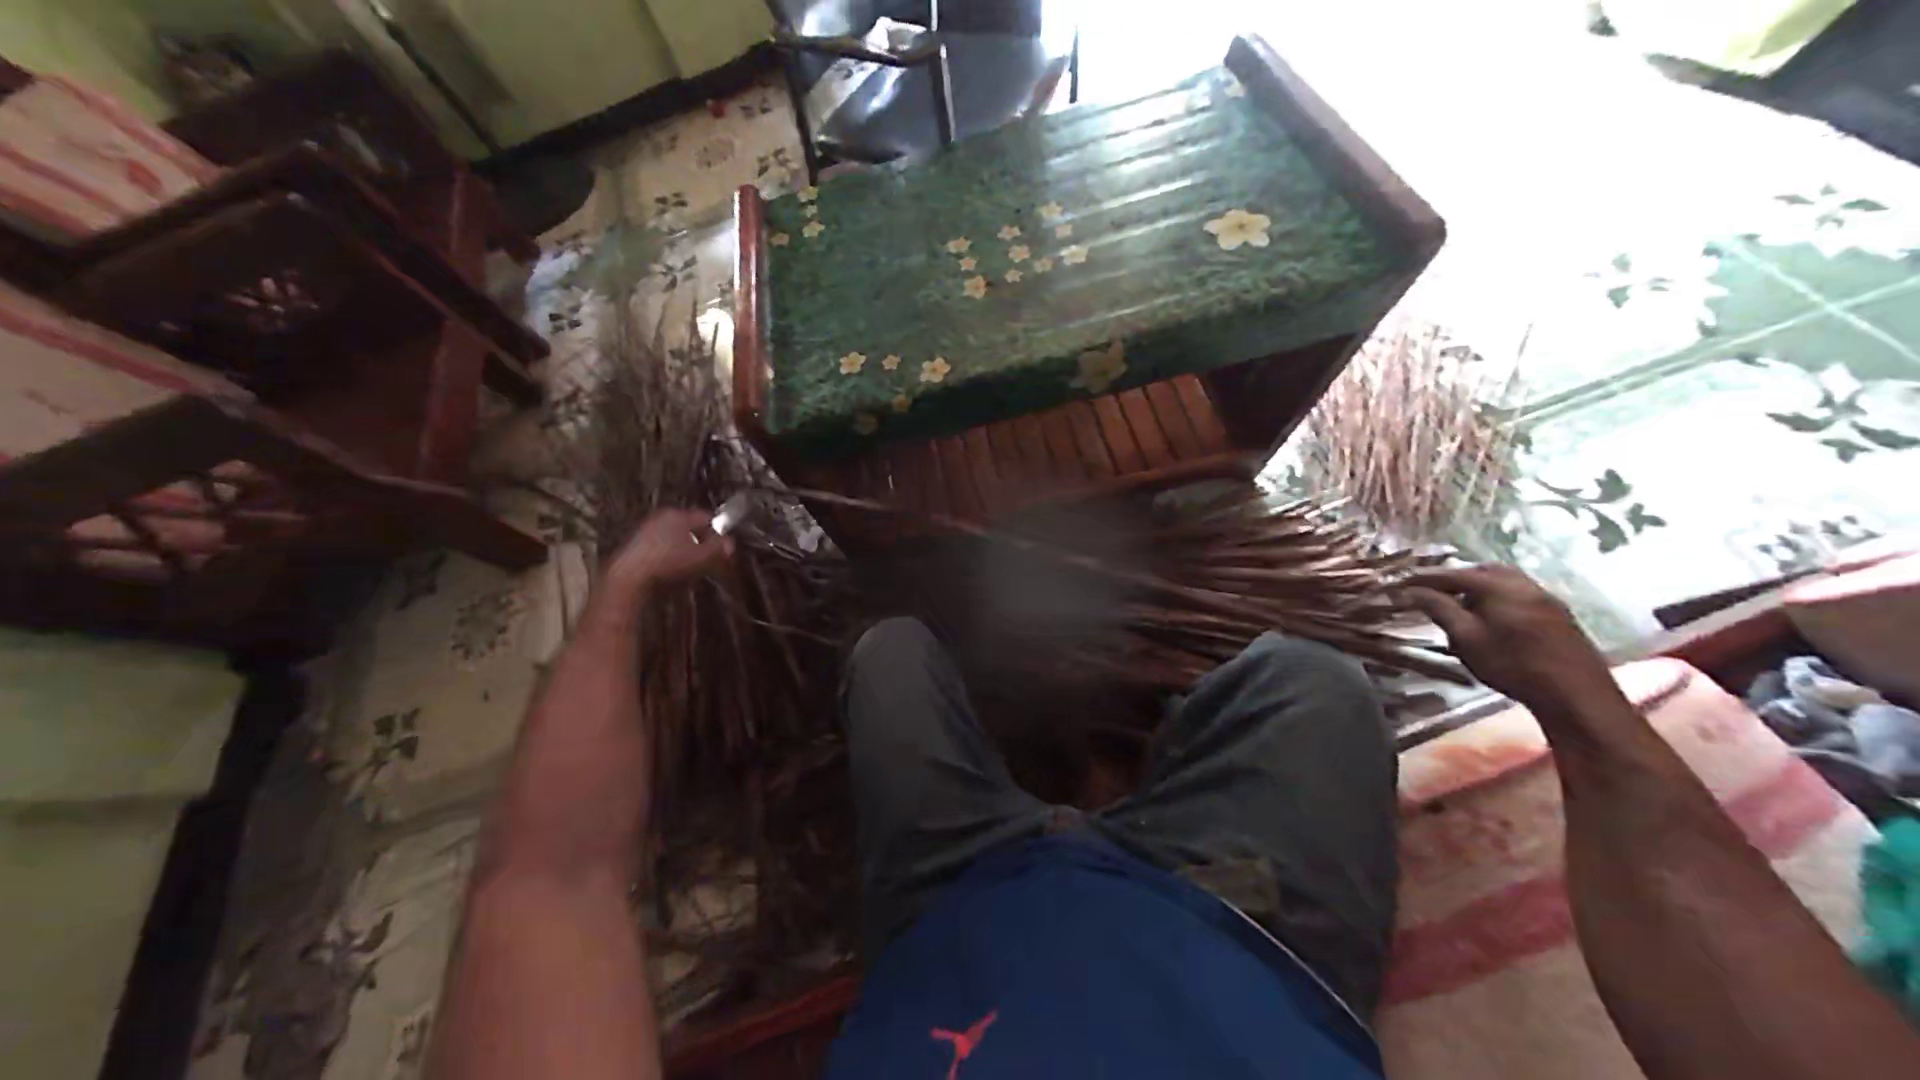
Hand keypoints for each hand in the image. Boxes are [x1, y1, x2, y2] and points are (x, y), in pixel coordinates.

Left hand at [605, 508, 732, 595]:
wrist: (630, 577)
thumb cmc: (668, 563)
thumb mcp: (700, 557)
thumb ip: (718, 549)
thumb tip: (730, 544)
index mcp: (678, 515)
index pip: (706, 517)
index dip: (719, 531)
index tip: (724, 546)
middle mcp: (661, 518)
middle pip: (690, 526)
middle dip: (702, 541)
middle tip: (711, 557)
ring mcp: (646, 530)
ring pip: (675, 537)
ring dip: (687, 549)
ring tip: (694, 566)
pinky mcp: (636, 545)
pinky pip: (662, 546)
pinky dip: (671, 555)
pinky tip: (673, 570)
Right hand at [1405, 564, 1622, 717]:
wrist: (1575, 694)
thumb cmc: (1512, 664)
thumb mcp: (1466, 637)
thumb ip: (1439, 609)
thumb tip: (1412, 590)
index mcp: (1498, 586)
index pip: (1451, 574)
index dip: (1423, 578)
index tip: (1401, 583)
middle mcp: (1523, 584)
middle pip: (1482, 571)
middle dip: (1454, 578)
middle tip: (1432, 591)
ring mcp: (1545, 598)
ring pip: (1504, 581)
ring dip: (1478, 587)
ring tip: (1460, 604)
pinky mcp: (1557, 615)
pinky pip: (1519, 593)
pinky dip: (1497, 597)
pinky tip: (1491, 617)